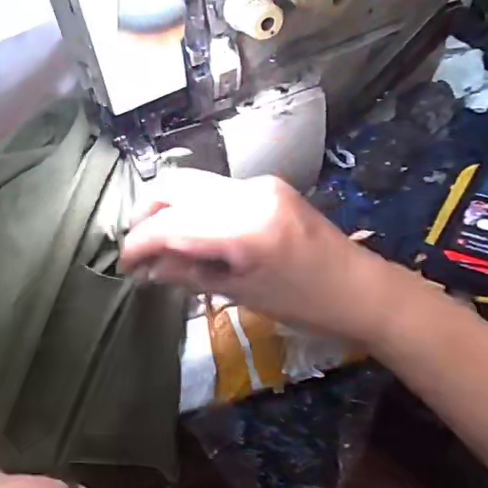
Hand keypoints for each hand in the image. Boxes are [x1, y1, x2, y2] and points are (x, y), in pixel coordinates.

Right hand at [119, 169, 419, 344]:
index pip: (171, 223)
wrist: (364, 290)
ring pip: (191, 184)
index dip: (139, 242)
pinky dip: (191, 209)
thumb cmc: (305, 303)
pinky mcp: (264, 186)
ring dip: (166, 210)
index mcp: (244, 225)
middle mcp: (248, 192)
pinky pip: (212, 190)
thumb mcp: (240, 294)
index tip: (124, 265)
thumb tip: (147, 270)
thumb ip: (188, 273)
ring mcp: (258, 184)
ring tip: (158, 244)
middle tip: (138, 250)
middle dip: (146, 216)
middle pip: (174, 187)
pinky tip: (189, 235)